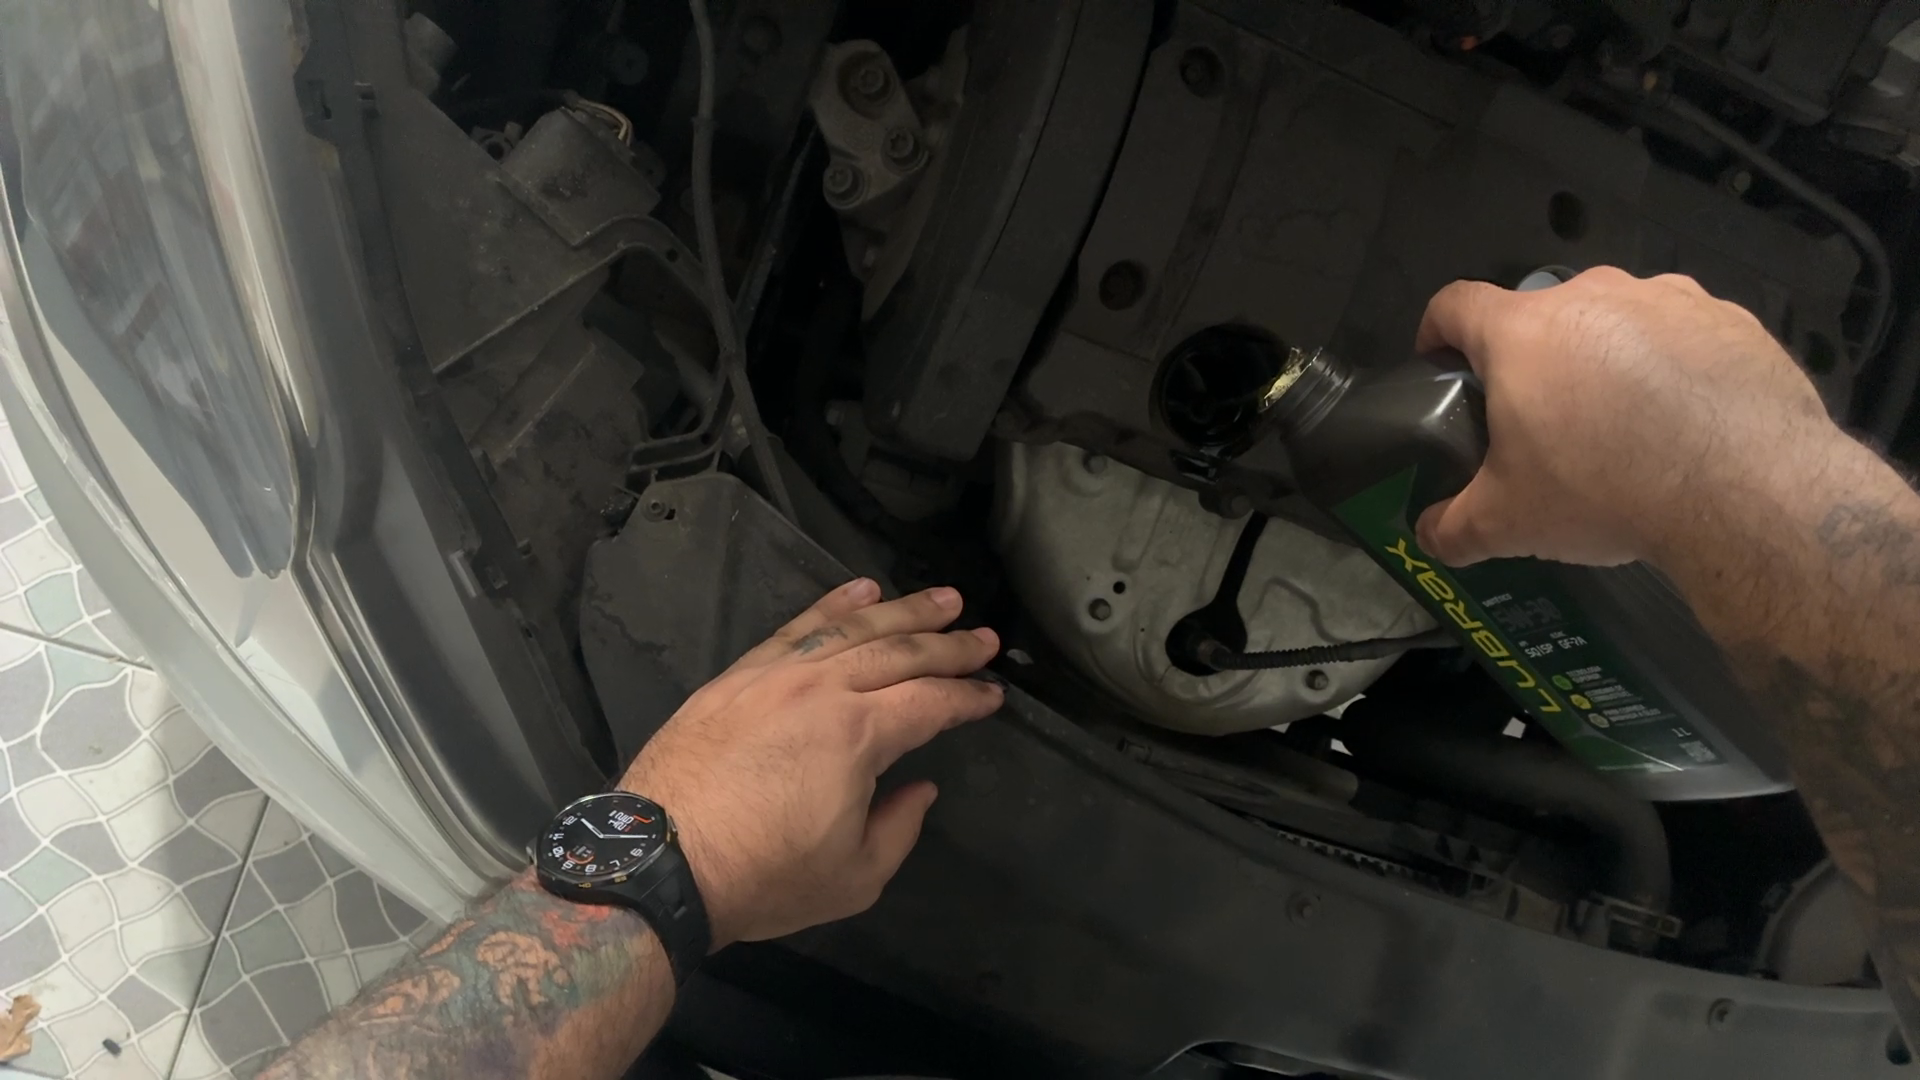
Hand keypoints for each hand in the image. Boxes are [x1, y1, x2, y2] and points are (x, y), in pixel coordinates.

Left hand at [618, 580, 1002, 948]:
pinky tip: (862, 588)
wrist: (656, 862)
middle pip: (903, 652)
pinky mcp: (743, 671)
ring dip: (905, 610)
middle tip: (985, 636)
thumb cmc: (762, 875)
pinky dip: (834, 603)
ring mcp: (780, 672)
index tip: (994, 694)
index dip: (969, 697)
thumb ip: (901, 827)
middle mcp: (825, 687)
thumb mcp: (854, 877)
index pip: (931, 702)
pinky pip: (798, 626)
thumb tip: (922, 786)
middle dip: (951, 644)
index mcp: (859, 734)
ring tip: (943, 599)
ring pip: (855, 627)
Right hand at [1412, 267, 1841, 567]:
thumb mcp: (1501, 523)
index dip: (1433, 332)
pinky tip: (1670, 417)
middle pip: (1532, 313)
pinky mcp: (1735, 320)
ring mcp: (1671, 299)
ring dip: (1592, 355)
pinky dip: (1659, 363)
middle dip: (1521, 357)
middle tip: (1528, 414)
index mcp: (1522, 333)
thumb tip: (1428, 536)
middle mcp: (1592, 297)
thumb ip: (1448, 528)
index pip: (1452, 305)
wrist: (1752, 494)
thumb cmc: (1601, 489)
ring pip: (1605, 318)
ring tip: (1607, 417)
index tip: (1439, 367)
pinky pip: (1674, 331)